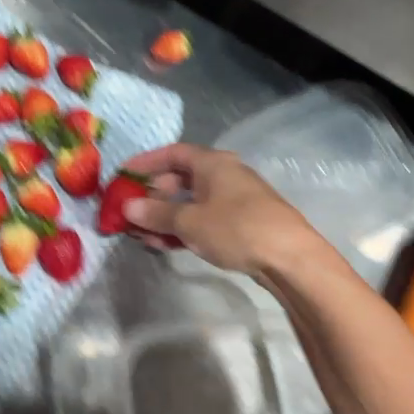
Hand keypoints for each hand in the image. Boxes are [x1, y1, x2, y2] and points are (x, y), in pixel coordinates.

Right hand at [119, 142, 332, 275]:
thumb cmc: (237, 229)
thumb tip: (126, 207)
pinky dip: (181, 228)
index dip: (145, 162)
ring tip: (142, 236)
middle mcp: (223, 175)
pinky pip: (201, 219)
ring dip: (164, 217)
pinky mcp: (239, 223)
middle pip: (179, 179)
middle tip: (130, 212)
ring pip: (189, 203)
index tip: (122, 175)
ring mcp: (233, 200)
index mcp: (213, 164)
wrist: (291, 259)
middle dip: (152, 196)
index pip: (172, 153)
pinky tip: (165, 245)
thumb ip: (155, 213)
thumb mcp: (189, 222)